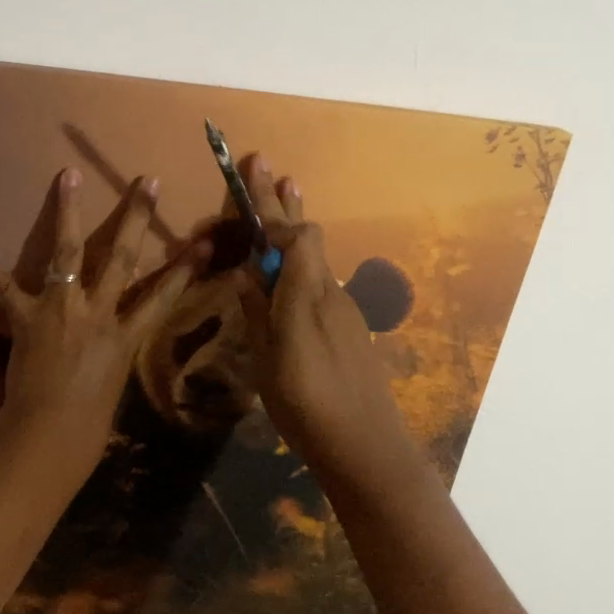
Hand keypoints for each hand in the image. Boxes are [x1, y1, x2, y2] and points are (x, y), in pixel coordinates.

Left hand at [0, 168, 201, 458]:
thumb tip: (111, 337)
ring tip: (68, 176)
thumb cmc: (86, 423)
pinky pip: (6, 289)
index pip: (162, 297)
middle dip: (136, 218)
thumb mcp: (112, 382)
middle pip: (122, 257)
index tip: (206, 241)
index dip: (185, 269)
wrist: (50, 436)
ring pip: (69, 252)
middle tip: (147, 181)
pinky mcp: (29, 319)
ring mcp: (63, 312)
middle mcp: (98, 314)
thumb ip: (113, 352)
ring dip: (67, 212)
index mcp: (126, 336)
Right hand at [239, 154, 414, 480]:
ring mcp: (343, 310)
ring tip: (286, 190)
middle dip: (282, 203)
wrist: (367, 448)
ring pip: (314, 255)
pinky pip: (319, 277)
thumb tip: (246, 274)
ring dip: (295, 223)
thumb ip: (257, 313)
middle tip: (266, 165)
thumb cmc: (307, 406)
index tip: (254, 178)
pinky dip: (302, 257)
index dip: (272, 211)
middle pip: (306, 237)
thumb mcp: (268, 362)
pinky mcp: (348, 327)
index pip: (295, 238)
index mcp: (305, 299)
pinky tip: (290, 263)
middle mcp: (328, 294)